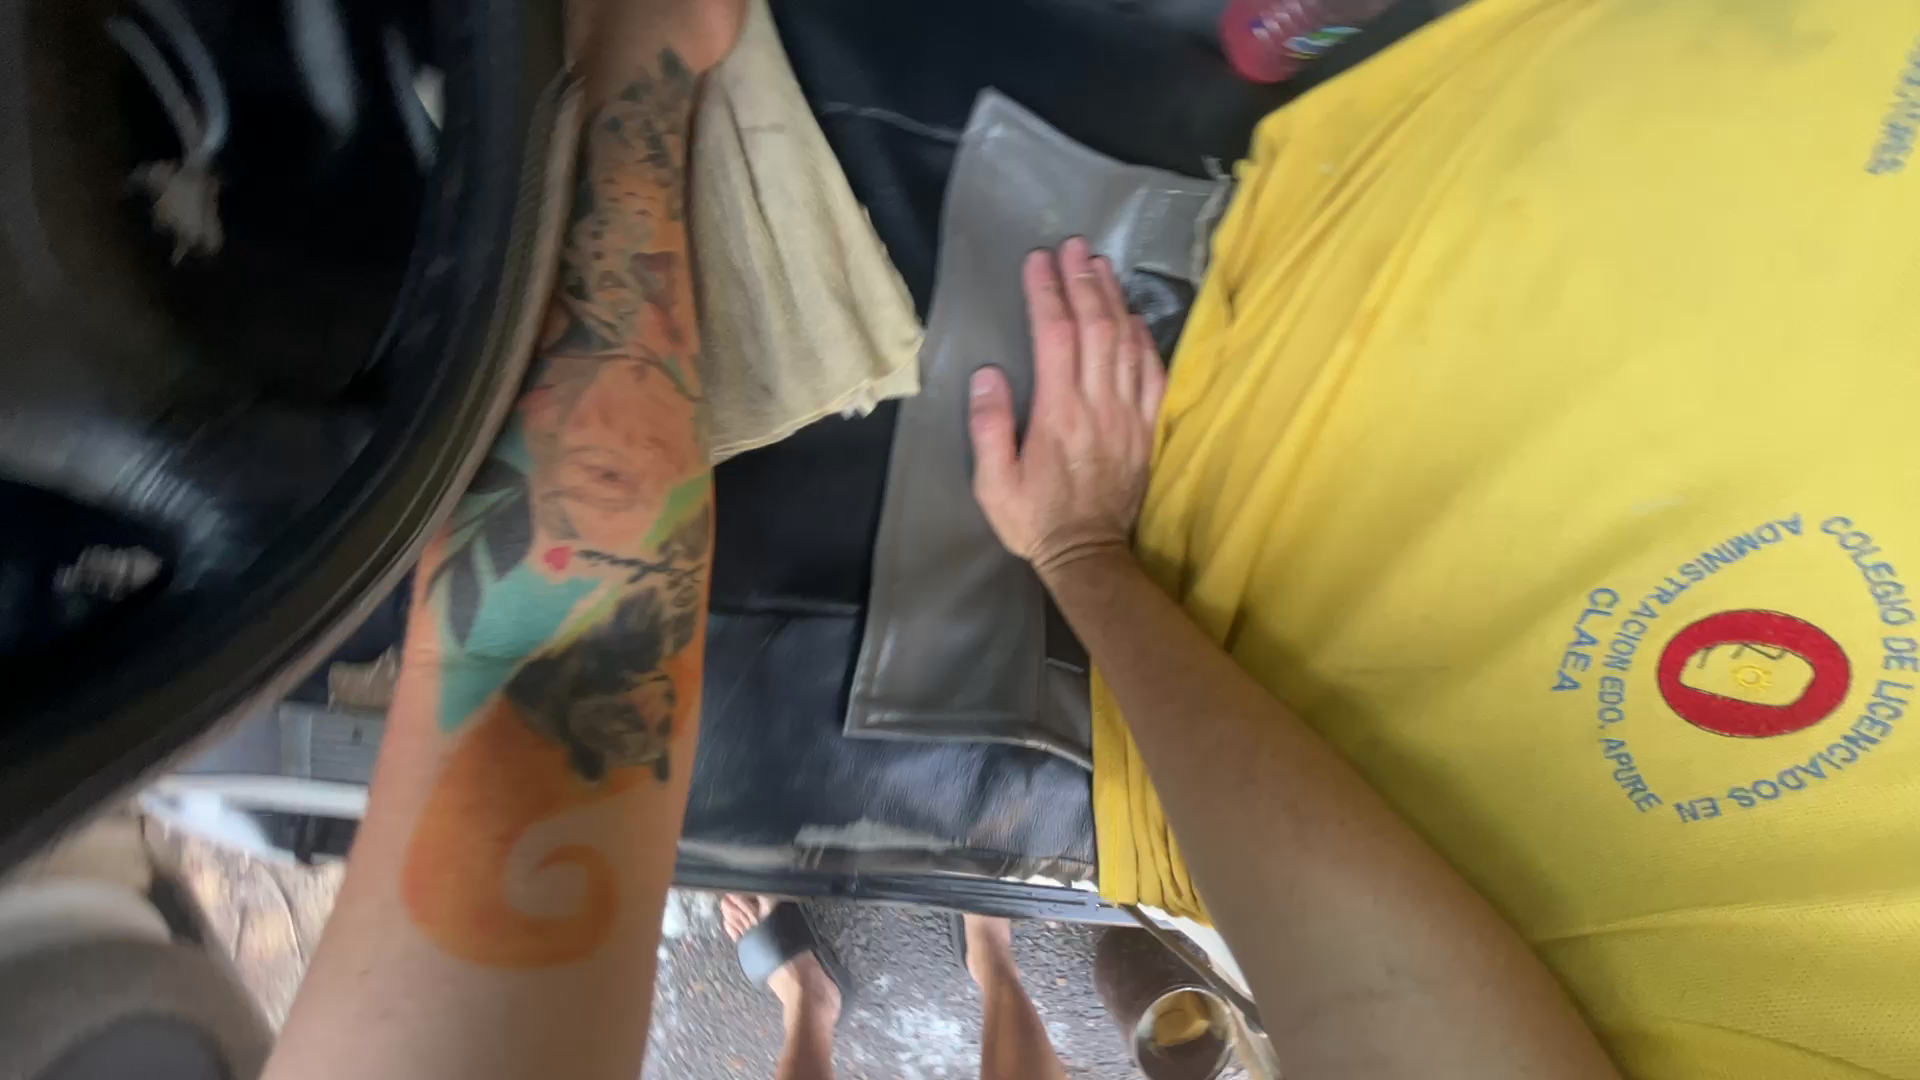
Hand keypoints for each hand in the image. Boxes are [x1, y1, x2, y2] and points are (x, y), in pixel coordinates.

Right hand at [967, 237, 1166, 578]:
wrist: (1088, 555)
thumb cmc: (1034, 520)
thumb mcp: (994, 484)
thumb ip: (990, 428)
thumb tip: (988, 375)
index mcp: (1058, 413)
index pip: (1054, 335)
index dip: (1046, 292)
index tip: (1037, 261)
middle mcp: (1097, 404)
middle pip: (1094, 327)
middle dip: (1082, 280)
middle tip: (1073, 246)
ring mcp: (1128, 415)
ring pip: (1125, 342)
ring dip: (1113, 299)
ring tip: (1100, 265)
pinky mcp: (1146, 429)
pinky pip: (1153, 374)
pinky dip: (1145, 340)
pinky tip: (1134, 318)